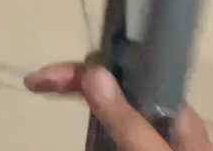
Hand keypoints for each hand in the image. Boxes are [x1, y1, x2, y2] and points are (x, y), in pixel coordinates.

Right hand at [24, 62, 212, 150]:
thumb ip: (128, 123)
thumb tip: (93, 69)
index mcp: (176, 117)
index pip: (126, 73)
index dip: (83, 69)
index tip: (42, 81)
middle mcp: (167, 124)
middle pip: (114, 86)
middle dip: (74, 81)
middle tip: (35, 85)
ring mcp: (156, 143)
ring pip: (113, 110)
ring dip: (81, 101)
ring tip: (50, 97)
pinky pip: (117, 134)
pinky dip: (96, 128)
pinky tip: (85, 133)